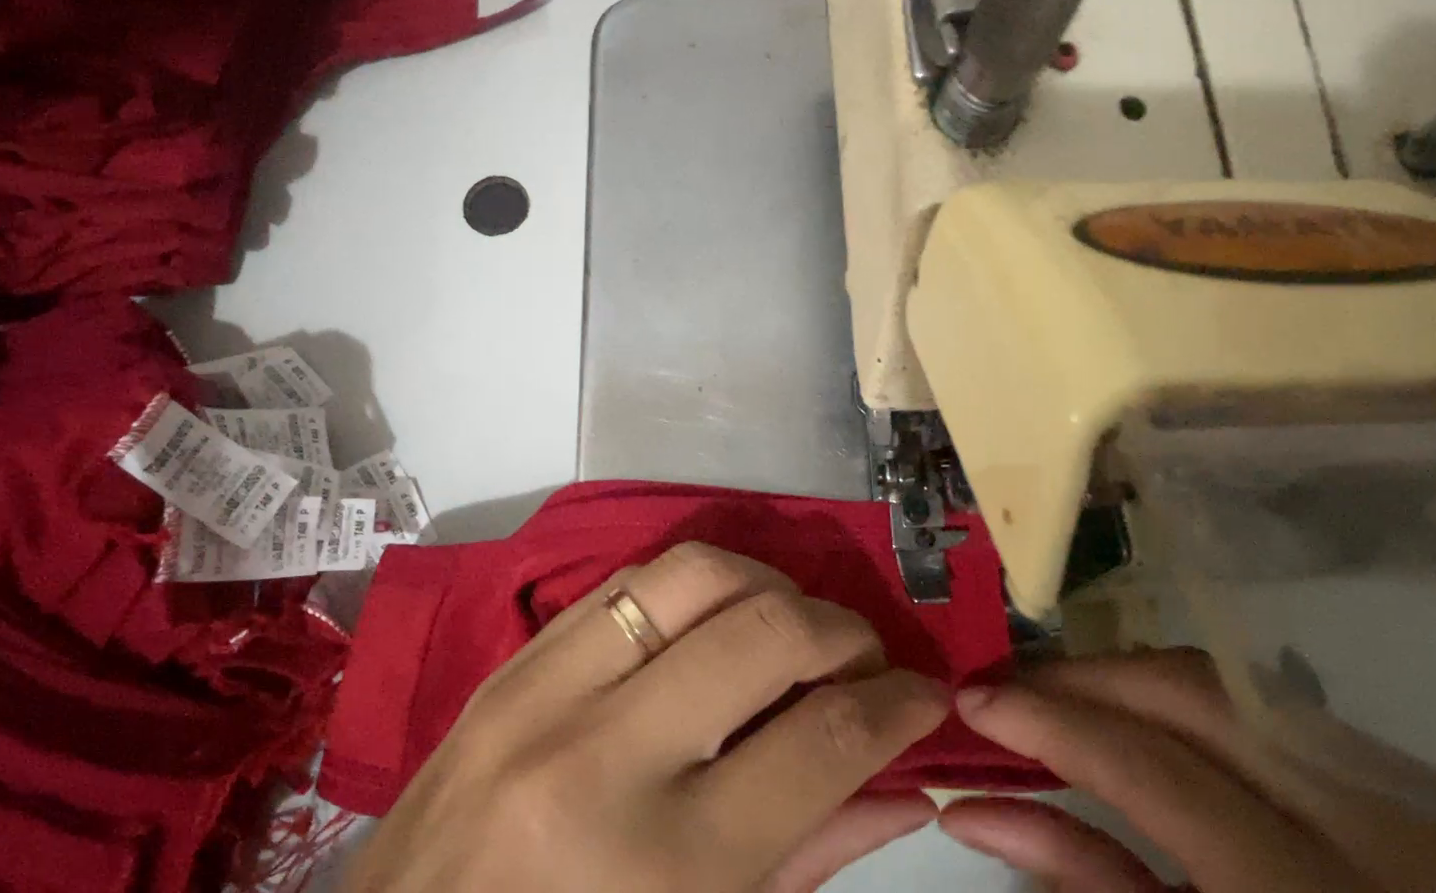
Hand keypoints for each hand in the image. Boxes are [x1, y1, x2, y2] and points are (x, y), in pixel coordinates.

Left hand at [342, 542, 949, 892]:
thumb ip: (815, 854)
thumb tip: (909, 782)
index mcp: (667, 864)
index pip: (827, 738)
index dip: (901, 707)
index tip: (925, 698)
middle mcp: (604, 758)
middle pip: (770, 630)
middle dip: (847, 635)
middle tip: (864, 664)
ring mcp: (545, 694)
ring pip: (696, 572)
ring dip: (772, 586)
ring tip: (793, 629)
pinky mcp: (510, 663)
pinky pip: (627, 582)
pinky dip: (695, 589)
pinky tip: (715, 623)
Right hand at [942, 649, 1435, 892]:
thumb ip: (1076, 873)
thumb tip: (967, 808)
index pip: (1152, 771)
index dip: (1052, 725)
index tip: (973, 701)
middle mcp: (1368, 829)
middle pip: (1193, 695)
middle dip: (1083, 677)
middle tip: (1005, 686)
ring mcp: (1393, 795)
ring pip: (1228, 682)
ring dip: (1126, 678)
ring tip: (1053, 694)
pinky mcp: (1391, 778)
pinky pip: (1258, 702)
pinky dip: (1177, 697)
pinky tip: (1127, 711)